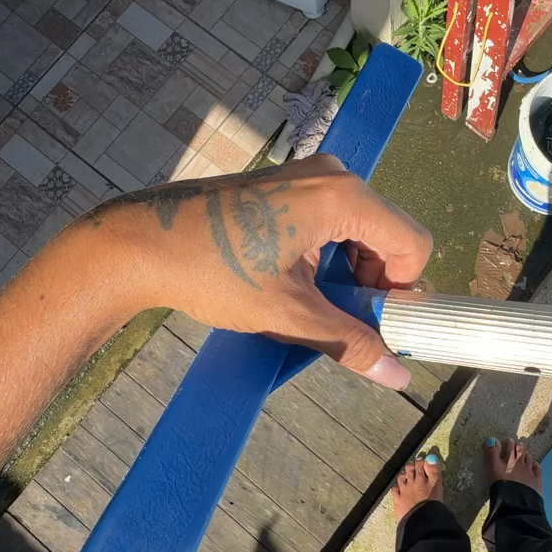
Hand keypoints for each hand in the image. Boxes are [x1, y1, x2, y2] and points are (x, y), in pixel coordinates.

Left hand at [69, 155, 431, 388]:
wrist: (140, 243)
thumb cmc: (215, 273)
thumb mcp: (288, 314)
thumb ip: (351, 342)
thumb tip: (397, 377)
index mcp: (342, 196)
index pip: (412, 242)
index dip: (403, 288)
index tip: (375, 320)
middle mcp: (331, 174)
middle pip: (386, 232)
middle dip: (374, 281)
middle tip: (342, 318)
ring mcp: (304, 174)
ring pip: (357, 227)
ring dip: (348, 270)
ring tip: (312, 304)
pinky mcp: (283, 184)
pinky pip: (329, 218)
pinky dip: (326, 253)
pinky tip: (292, 280)